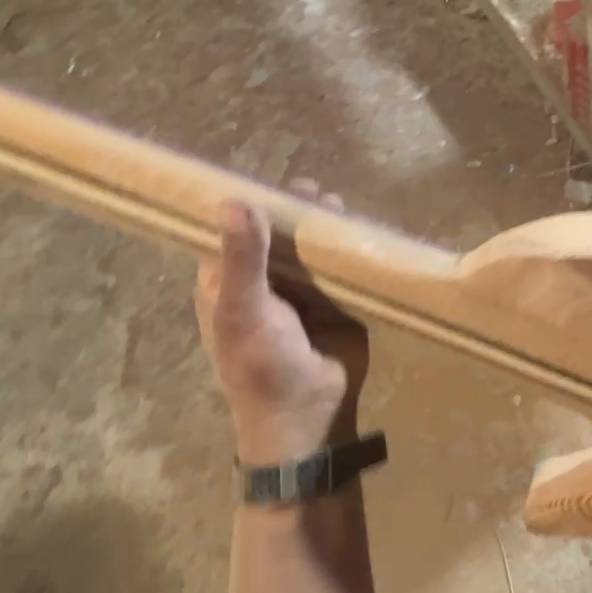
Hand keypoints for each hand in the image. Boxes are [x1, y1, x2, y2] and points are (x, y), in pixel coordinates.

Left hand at [195, 180, 369, 463]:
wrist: (308, 414)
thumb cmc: (261, 365)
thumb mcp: (244, 311)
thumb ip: (242, 259)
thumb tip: (235, 200)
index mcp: (227, 283)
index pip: (231, 231)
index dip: (247, 203)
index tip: (268, 179)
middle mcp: (264, 280)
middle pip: (278, 232)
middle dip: (295, 210)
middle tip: (315, 194)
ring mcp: (303, 289)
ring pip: (312, 244)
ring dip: (326, 225)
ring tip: (339, 207)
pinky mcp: (338, 297)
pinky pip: (344, 263)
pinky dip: (352, 245)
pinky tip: (364, 228)